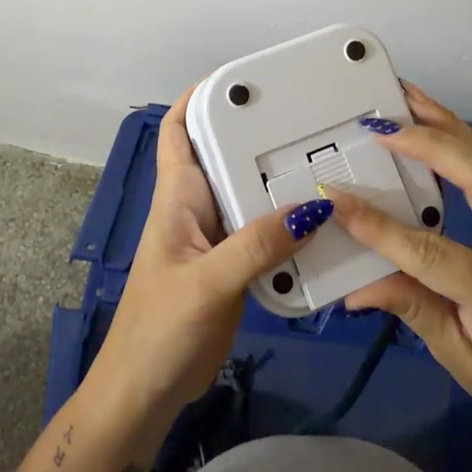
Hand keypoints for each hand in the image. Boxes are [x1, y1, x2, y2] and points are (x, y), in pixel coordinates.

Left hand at [86, 85, 333, 420]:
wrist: (146, 392)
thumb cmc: (160, 330)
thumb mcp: (209, 283)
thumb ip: (258, 245)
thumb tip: (314, 206)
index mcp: (178, 199)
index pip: (180, 133)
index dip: (200, 99)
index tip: (242, 79)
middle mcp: (198, 210)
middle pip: (225, 158)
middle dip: (256, 133)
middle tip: (306, 114)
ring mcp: (217, 240)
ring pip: (249, 195)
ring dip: (278, 179)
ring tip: (326, 158)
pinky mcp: (234, 269)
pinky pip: (265, 233)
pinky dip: (289, 223)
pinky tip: (323, 221)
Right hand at [333, 83, 471, 471]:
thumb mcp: (457, 358)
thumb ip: (411, 310)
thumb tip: (353, 287)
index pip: (432, 254)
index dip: (380, 227)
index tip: (335, 198)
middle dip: (432, 145)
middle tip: (381, 126)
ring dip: (449, 125)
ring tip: (405, 98)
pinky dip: (462, 137)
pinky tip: (431, 120)